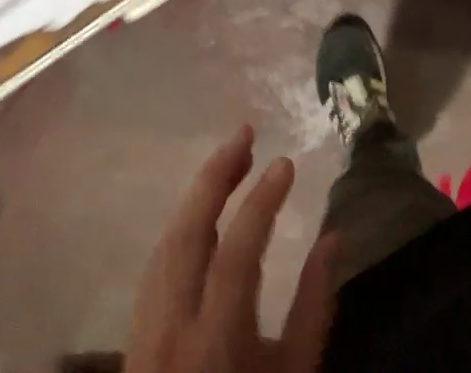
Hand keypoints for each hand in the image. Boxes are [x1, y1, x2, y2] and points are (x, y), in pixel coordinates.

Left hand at [126, 127, 337, 372]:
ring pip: (163, 244)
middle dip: (213, 176)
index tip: (285, 164)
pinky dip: (181, 226)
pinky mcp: (136, 336)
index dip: (261, 201)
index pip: (236, 250)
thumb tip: (334, 236)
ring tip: (231, 160)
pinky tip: (203, 212)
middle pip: (184, 234)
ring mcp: (144, 331)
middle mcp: (170, 328)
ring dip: (196, 196)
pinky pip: (156, 265)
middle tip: (244, 132)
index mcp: (215, 339)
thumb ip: (315, 306)